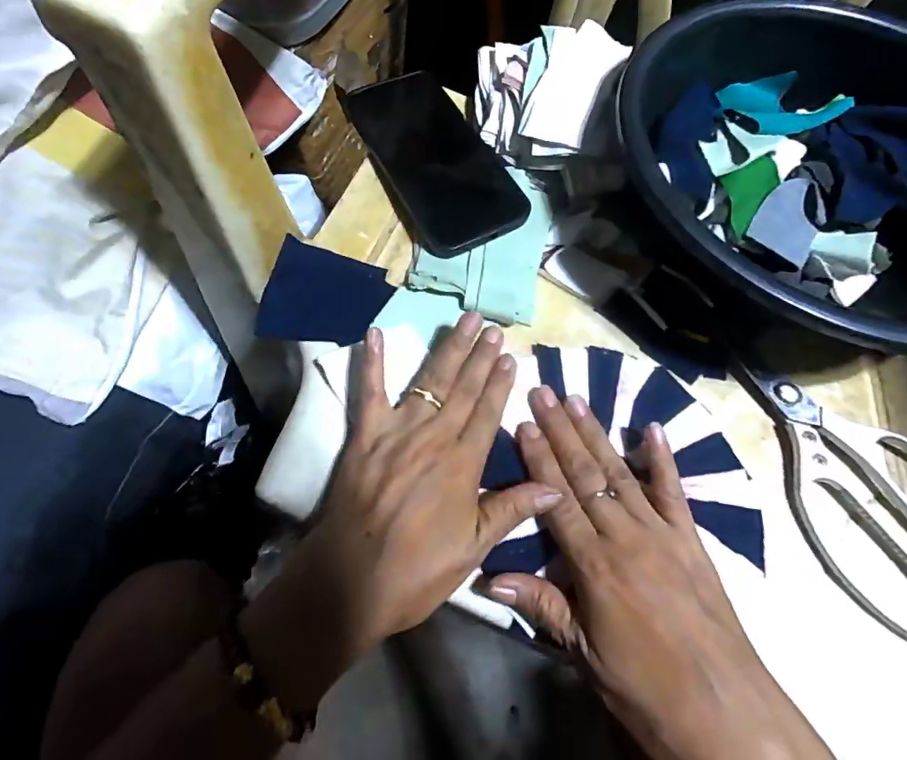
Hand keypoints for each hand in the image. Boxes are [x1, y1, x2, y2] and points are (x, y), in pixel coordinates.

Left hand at [267, 316, 562, 658]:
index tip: (510, 356)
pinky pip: (368, 391)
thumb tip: (556, 486)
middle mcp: (433, 437)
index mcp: (462, 463)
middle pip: (463, 388)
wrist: (350, 583)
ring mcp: (396, 432)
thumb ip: (512, 509)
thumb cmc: (418, 569)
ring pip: (429, 380)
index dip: (500, 383)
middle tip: (493, 328)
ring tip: (465, 321)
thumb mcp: (473, 546)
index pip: (488, 412)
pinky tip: (374, 332)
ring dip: (449, 348)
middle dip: (480, 356)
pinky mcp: (363, 436)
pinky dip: (371, 361)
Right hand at [485, 389, 832, 759]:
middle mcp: (625, 535)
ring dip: (597, 434)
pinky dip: (662, 457)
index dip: (538, 459)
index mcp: (594, 565)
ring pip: (621, 472)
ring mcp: (660, 531)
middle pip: (586, 474)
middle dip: (561, 431)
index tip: (524, 423)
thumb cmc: (642, 685)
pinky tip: (652, 428)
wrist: (718, 702)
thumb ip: (543, 607)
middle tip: (545, 391)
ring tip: (578, 401)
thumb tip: (490, 577)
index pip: (558, 500)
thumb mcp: (584, 654)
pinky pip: (672, 489)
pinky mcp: (689, 536)